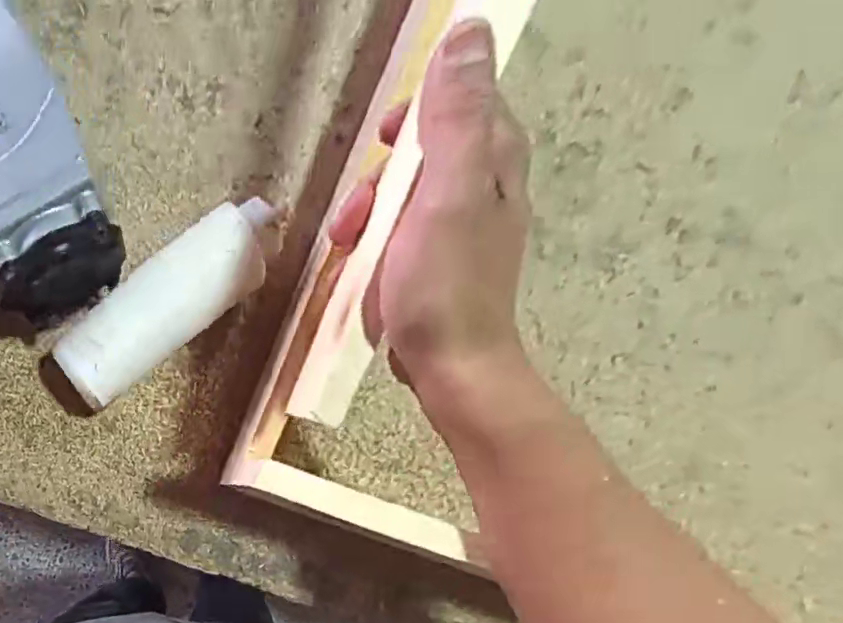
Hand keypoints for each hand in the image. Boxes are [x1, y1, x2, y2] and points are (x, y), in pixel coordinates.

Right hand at [328, 19, 531, 398]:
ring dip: (372, 215)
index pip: (463, 100)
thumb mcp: (446, 192)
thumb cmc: (443, 286)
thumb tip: (469, 31)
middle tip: (356, 212)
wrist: (451, 369)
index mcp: (494, 162)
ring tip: (348, 248)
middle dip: (383, 176)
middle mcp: (487, 191)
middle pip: (428, 153)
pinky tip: (364, 270)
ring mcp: (464, 235)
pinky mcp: (442, 271)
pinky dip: (379, 246)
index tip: (383, 136)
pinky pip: (404, 237)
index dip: (418, 110)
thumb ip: (454, 116)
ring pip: (410, 199)